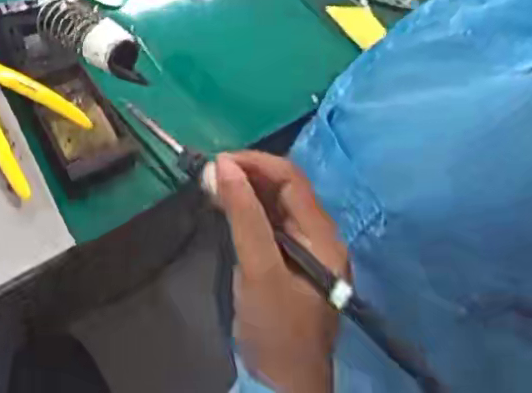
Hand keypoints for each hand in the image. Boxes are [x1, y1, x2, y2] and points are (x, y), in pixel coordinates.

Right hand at [207, 152, 345, 392]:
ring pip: (272, 199)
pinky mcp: (283, 257)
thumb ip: (243, 214)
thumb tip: (223, 162)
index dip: (253, 162)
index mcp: (322, 237)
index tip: (216, 163)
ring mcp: (301, 247)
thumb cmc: (275, 324)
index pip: (290, 178)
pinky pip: (264, 216)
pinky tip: (221, 205)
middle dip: (245, 172)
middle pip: (283, 185)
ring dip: (241, 186)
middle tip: (209, 175)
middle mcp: (317, 236)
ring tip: (210, 186)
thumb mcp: (258, 268)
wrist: (282, 380)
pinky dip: (241, 204)